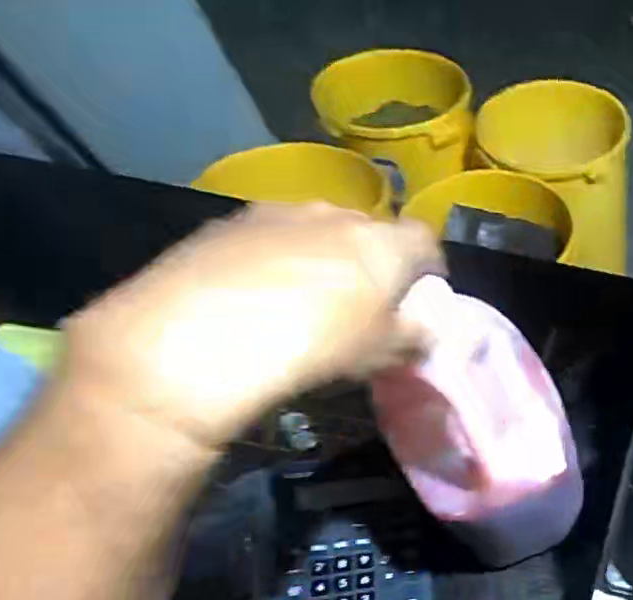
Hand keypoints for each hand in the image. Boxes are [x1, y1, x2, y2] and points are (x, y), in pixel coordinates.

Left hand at [61, 202, 443, 449]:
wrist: (203, 335)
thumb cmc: (318, 344)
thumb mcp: (384, 354)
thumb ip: (414, 337)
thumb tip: (422, 329)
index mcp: (382, 243)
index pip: (425, 240)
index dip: (430, 268)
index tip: (423, 296)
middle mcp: (334, 213)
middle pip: (370, 232)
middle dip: (376, 262)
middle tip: (368, 304)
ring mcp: (277, 212)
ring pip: (319, 231)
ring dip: (327, 257)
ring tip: (313, 301)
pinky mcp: (229, 222)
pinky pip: (274, 238)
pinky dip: (281, 259)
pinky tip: (266, 296)